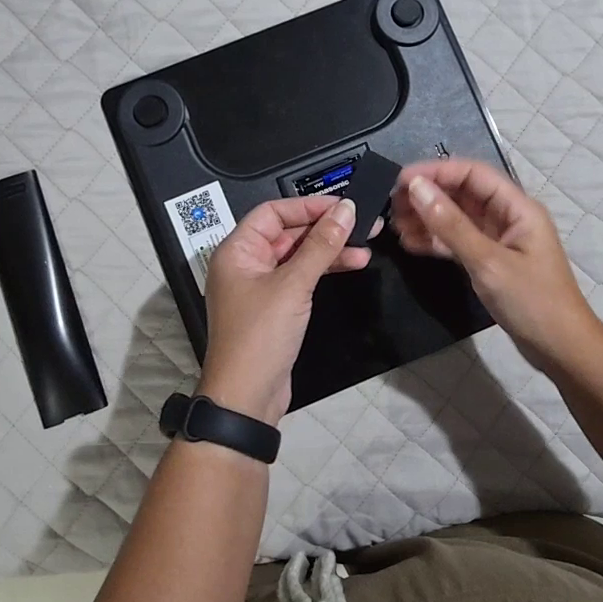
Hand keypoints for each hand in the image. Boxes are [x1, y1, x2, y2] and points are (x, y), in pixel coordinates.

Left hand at [197, 197, 369, 424]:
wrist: (247, 396)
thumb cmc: (260, 336)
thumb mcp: (293, 285)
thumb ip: (321, 245)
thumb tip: (345, 209)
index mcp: (236, 250)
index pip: (273, 212)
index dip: (308, 205)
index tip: (343, 205)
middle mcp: (245, 264)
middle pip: (288, 232)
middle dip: (325, 227)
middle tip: (363, 223)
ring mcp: (260, 286)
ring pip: (298, 255)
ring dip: (330, 249)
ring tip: (366, 245)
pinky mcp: (275, 307)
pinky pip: (301, 277)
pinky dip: (324, 269)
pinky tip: (351, 264)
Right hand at [391, 158, 601, 366]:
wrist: (561, 349)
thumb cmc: (532, 301)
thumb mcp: (488, 262)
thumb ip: (450, 225)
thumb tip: (416, 188)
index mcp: (517, 208)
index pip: (473, 174)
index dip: (436, 171)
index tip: (401, 179)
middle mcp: (508, 217)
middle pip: (463, 193)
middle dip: (428, 195)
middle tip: (390, 203)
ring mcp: (498, 240)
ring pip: (457, 218)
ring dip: (427, 218)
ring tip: (394, 223)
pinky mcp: (489, 262)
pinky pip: (457, 242)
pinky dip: (435, 241)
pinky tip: (410, 243)